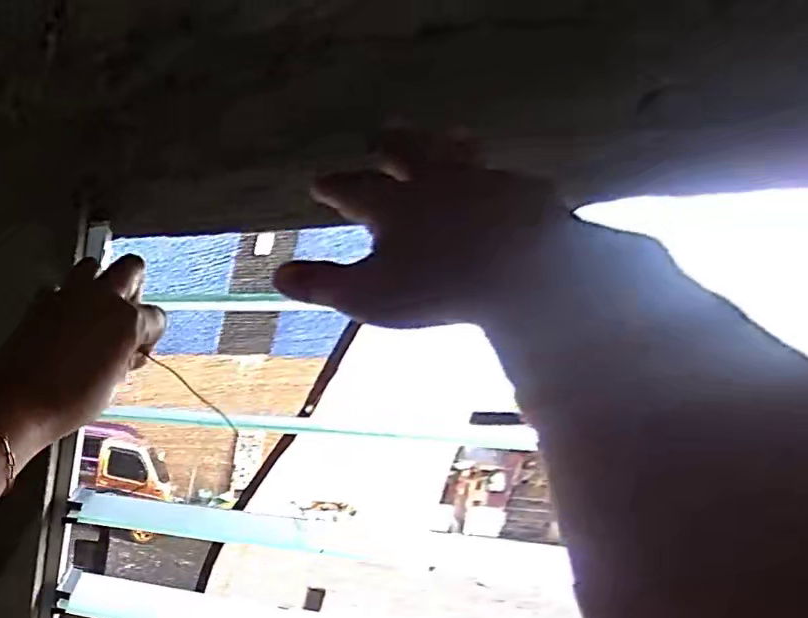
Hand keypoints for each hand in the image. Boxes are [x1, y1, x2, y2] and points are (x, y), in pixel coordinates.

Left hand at [0, 254, 166, 449]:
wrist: (20, 404)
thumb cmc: (67, 404)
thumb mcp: (110, 389)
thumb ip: (122, 361)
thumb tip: (123, 355)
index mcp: (127, 321)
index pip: (155, 317)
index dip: (149, 337)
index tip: (137, 350)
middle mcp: (101, 298)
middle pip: (131, 268)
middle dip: (131, 288)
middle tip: (122, 316)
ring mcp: (68, 295)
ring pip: (91, 267)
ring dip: (96, 283)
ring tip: (90, 312)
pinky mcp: (39, 302)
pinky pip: (56, 288)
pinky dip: (62, 299)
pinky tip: (59, 322)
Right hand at [274, 129, 580, 327]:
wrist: (529, 274)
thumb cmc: (432, 287)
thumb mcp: (361, 294)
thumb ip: (319, 283)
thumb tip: (279, 274)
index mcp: (395, 205)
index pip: (356, 188)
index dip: (336, 185)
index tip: (320, 182)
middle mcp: (439, 184)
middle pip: (411, 152)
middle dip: (392, 144)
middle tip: (380, 132)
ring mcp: (487, 184)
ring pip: (461, 156)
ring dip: (446, 146)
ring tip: (445, 137)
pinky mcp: (527, 197)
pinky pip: (503, 178)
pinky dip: (489, 177)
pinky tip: (495, 183)